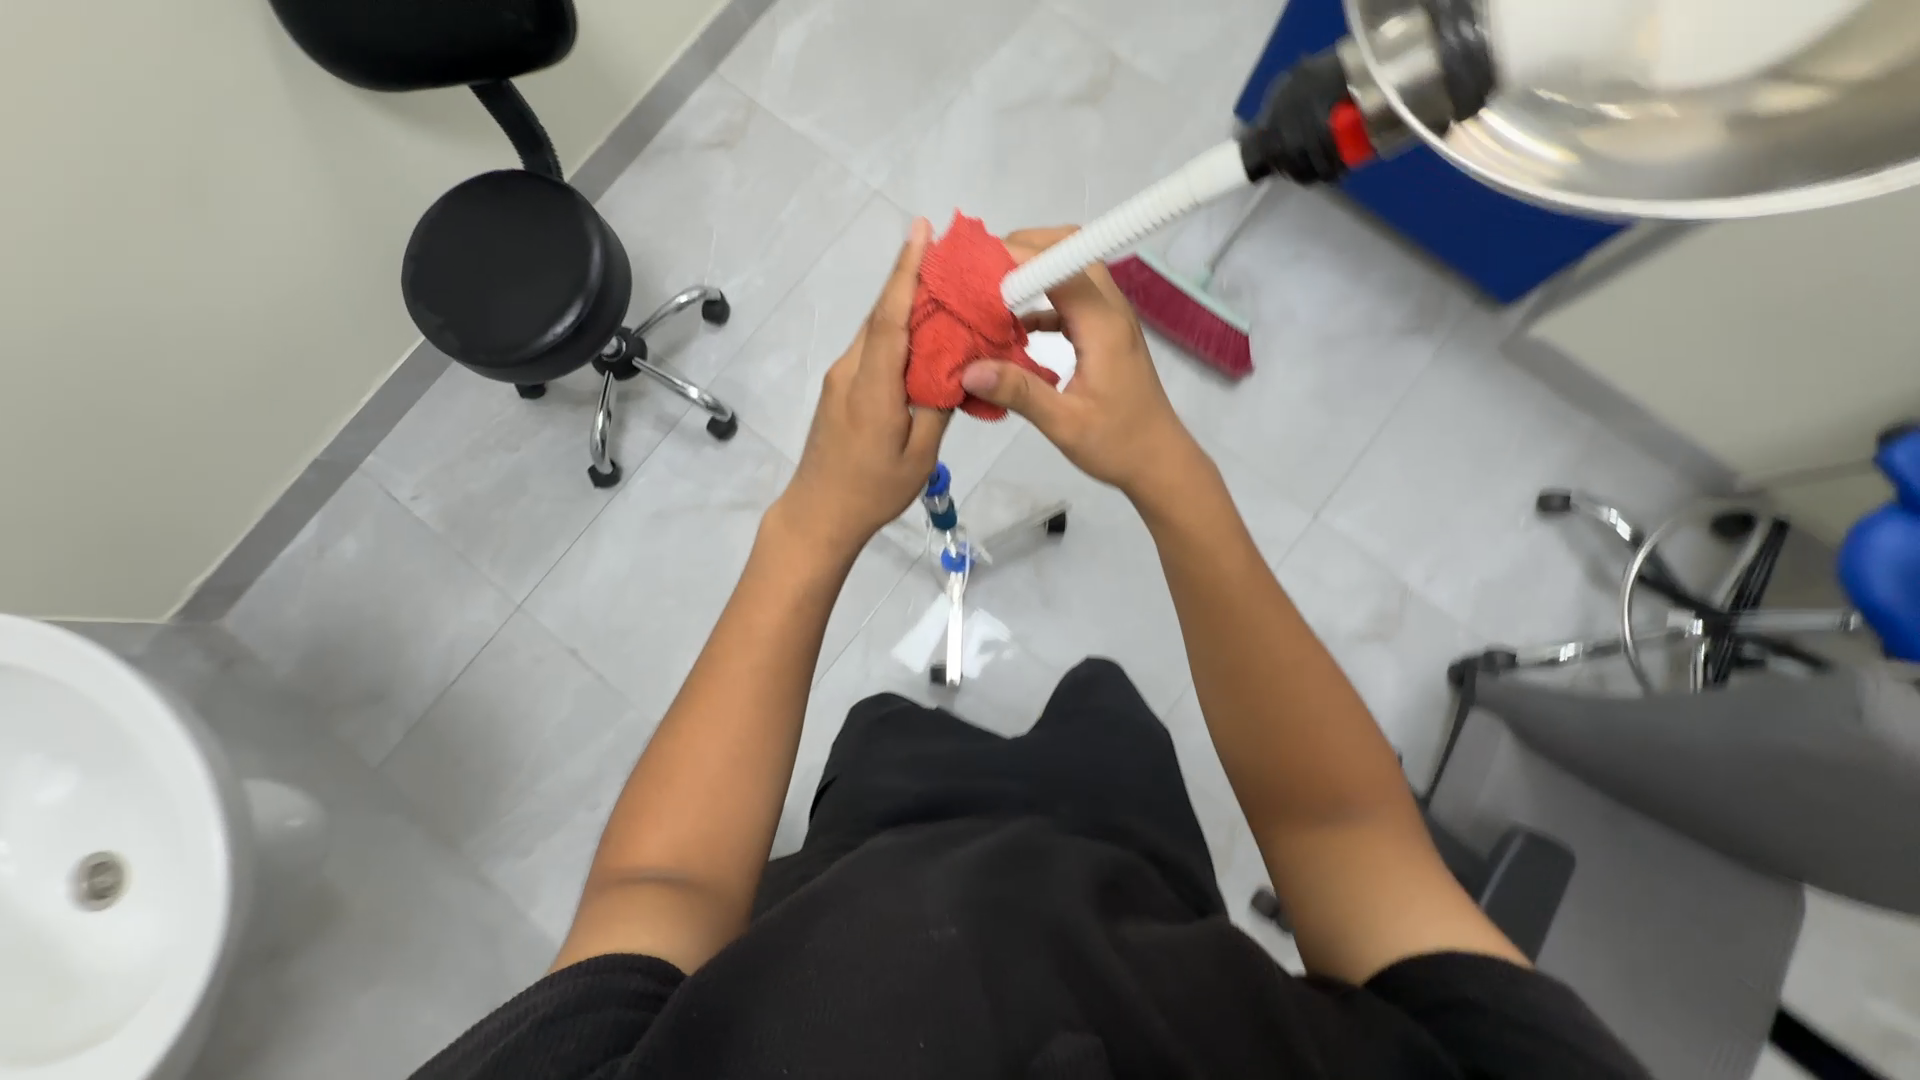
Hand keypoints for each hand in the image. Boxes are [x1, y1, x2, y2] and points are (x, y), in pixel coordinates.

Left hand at [774, 218, 950, 556]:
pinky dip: (897, 335)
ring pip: (876, 332)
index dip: (906, 272)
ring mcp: (841, 379)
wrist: (818, 514)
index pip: (890, 317)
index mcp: (872, 385)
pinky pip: (872, 351)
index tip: (921, 231)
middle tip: (946, 252)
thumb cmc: (872, 490)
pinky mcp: (840, 390)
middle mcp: (850, 370)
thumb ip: (937, 408)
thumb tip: (952, 370)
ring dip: (904, 306)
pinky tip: (921, 338)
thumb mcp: (919, 456)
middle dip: (910, 278)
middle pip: (882, 315)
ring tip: (942, 290)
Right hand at [959, 226, 1202, 498]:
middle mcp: (1110, 310)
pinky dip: (1042, 300)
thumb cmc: (1117, 444)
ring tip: (990, 289)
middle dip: (1025, 249)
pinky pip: (1073, 299)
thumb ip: (1018, 392)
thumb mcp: (1064, 423)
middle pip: (1070, 251)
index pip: (1059, 266)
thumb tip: (968, 371)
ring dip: (1034, 272)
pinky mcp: (1106, 335)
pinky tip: (1014, 325)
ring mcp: (1111, 320)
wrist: (1159, 462)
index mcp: (1102, 324)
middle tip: (981, 268)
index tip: (975, 266)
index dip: (1016, 256)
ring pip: (1072, 272)